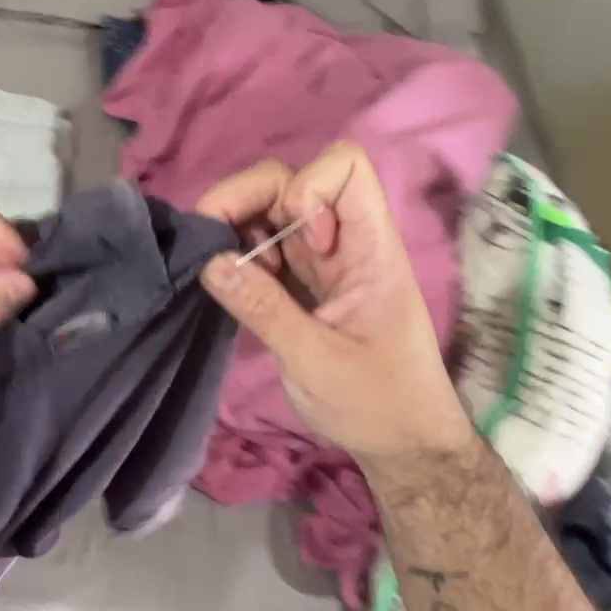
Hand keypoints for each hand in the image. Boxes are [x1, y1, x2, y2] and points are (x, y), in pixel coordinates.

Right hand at [195, 143, 474, 467]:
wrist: (401, 442)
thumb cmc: (375, 403)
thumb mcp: (316, 360)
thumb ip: (265, 309)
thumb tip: (209, 261)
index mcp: (369, 248)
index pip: (344, 168)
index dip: (307, 188)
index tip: (298, 245)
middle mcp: (343, 242)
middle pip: (290, 179)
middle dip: (245, 198)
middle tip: (213, 239)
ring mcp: (318, 262)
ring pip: (269, 210)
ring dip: (235, 227)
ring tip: (223, 272)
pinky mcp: (299, 284)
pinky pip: (262, 247)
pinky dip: (237, 254)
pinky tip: (231, 285)